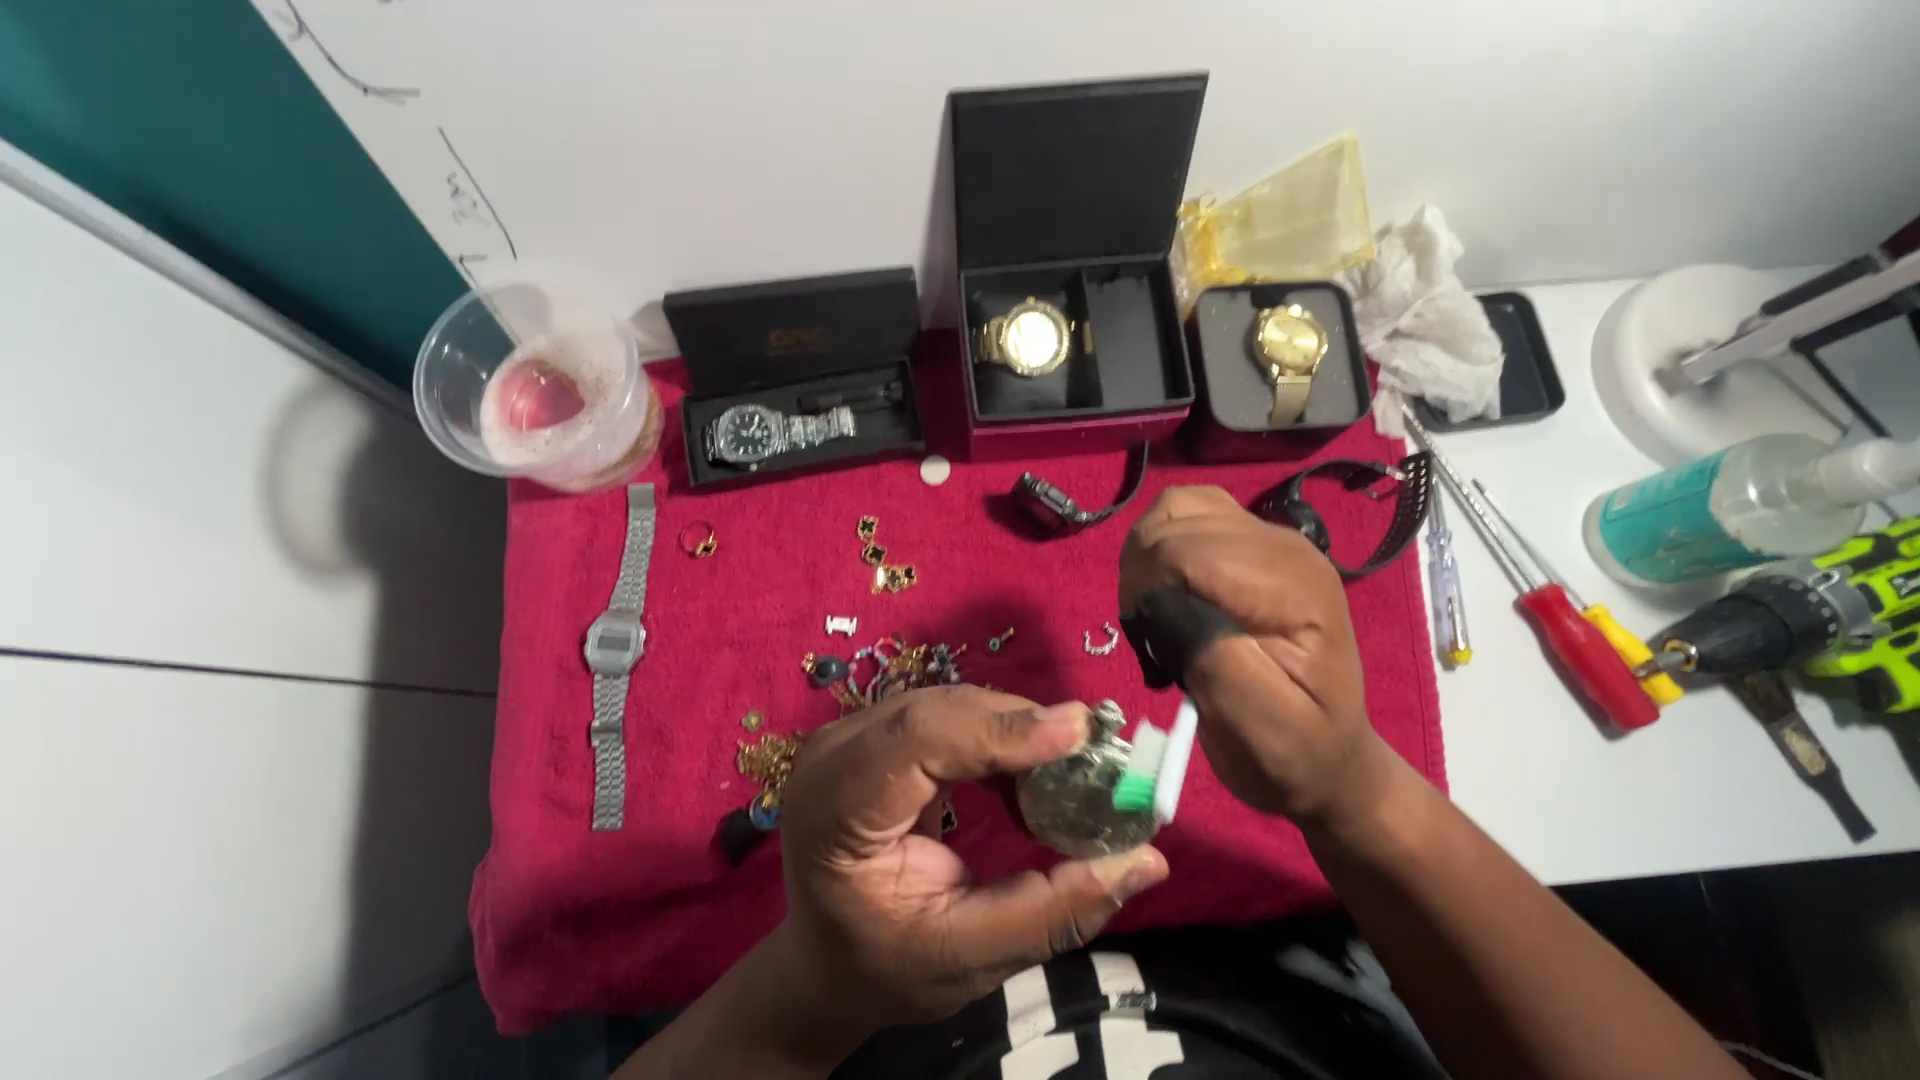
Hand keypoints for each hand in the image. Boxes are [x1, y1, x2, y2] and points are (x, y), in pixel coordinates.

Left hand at [775, 686, 1169, 1034]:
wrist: (826, 958)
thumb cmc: (883, 966)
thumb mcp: (968, 958)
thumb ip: (1052, 912)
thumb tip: (1146, 860)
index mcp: (833, 809)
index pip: (915, 739)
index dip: (999, 729)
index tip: (1078, 735)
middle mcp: (834, 753)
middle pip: (939, 711)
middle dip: (1024, 729)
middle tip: (1099, 763)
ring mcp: (853, 736)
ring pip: (951, 704)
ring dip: (1018, 733)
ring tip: (1072, 780)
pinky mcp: (879, 735)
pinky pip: (950, 716)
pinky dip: (1002, 740)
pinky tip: (1031, 781)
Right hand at [1120, 486, 1397, 828]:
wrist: (1325, 758)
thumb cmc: (1291, 750)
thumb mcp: (1257, 725)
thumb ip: (1215, 658)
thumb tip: (1160, 601)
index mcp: (1292, 586)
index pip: (1186, 550)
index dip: (1147, 592)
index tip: (1151, 648)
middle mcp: (1283, 545)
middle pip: (1174, 524)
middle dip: (1143, 578)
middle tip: (1152, 640)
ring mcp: (1268, 537)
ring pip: (1175, 508)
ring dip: (1147, 556)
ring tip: (1154, 610)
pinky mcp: (1249, 541)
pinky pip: (1187, 514)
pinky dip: (1160, 544)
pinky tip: (1166, 588)